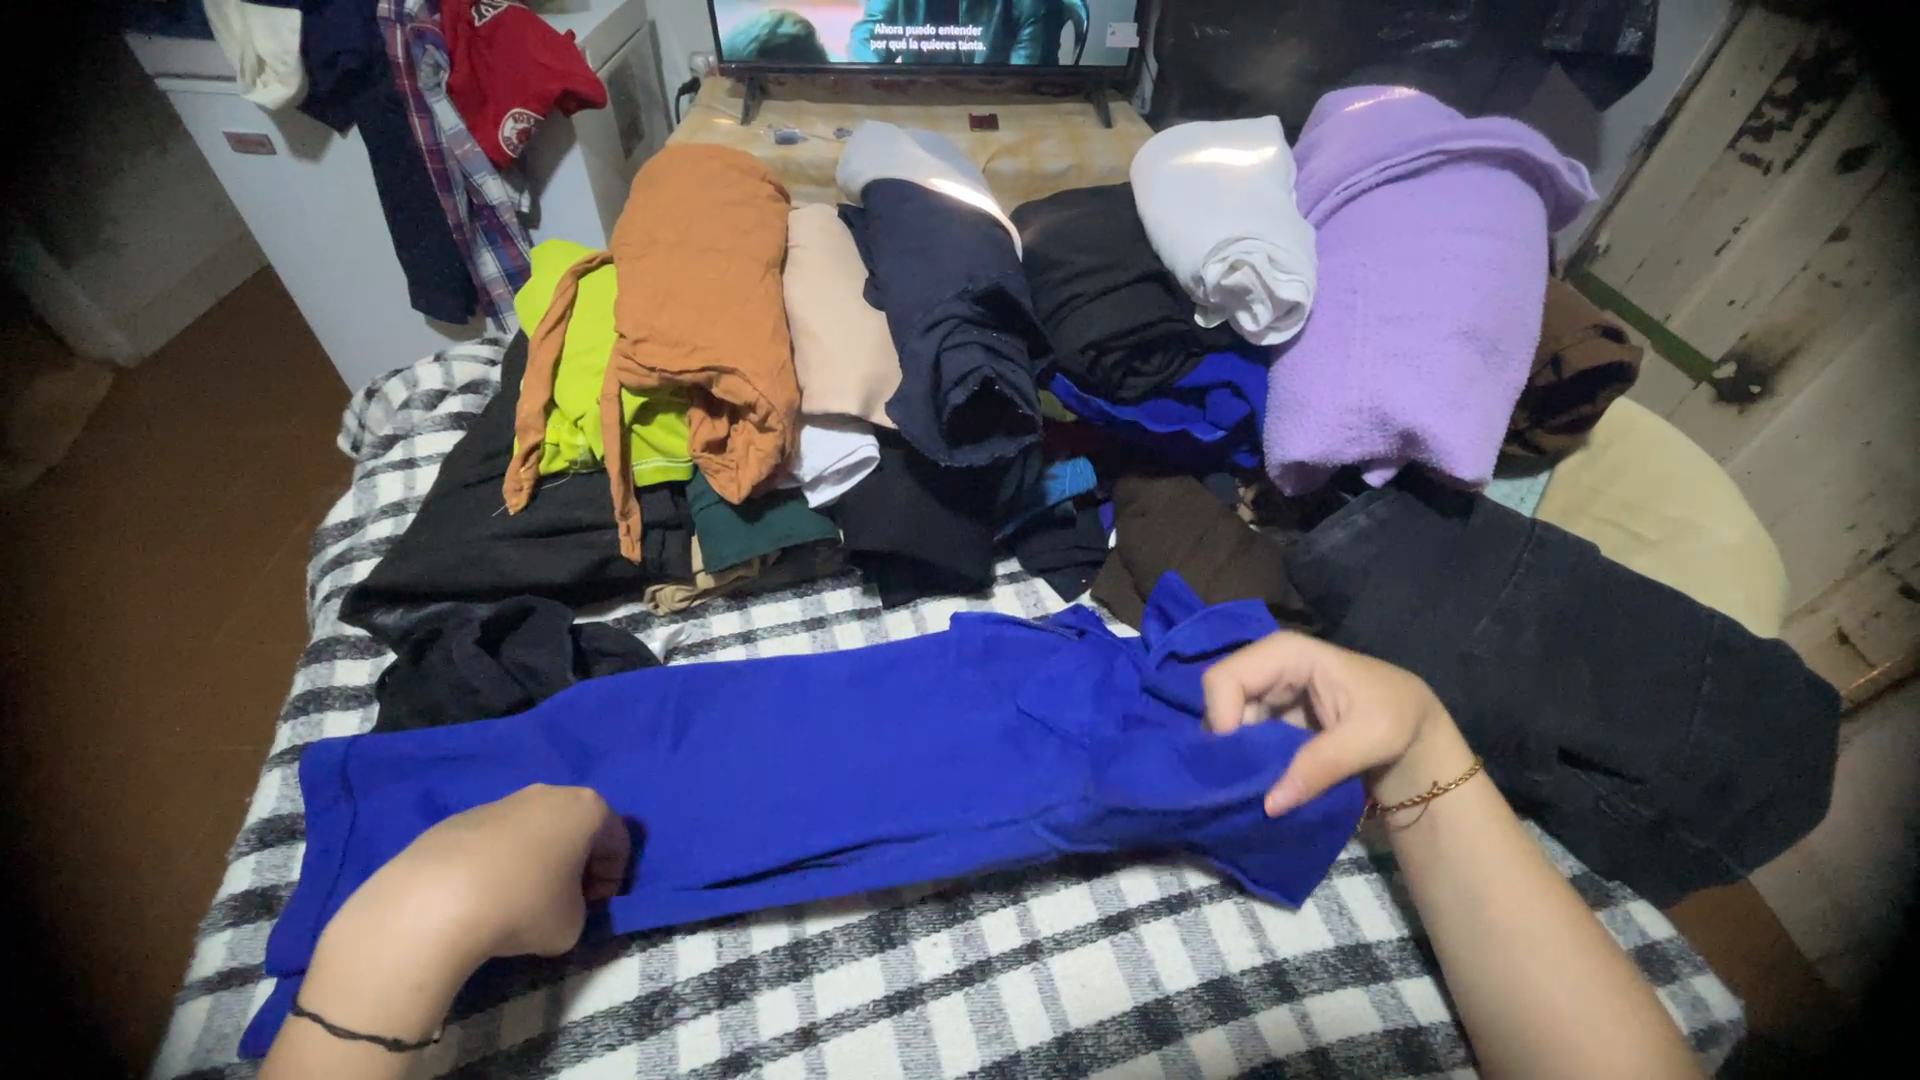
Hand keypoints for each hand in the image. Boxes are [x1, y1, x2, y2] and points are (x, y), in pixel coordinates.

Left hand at [347, 783, 632, 961]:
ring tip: (515, 902)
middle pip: (575, 828)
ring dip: (534, 861)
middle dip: (575, 862)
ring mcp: (501, 802)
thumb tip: (558, 907)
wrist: (431, 906)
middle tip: (563, 900)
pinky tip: (478, 899)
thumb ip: (579, 909)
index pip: (617, 840)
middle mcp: (549, 794)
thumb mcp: (572, 925)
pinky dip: (495, 865)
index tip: (596, 905)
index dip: (613, 876)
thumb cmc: (522, 907)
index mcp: (588, 808)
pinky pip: (492, 842)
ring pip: (532, 831)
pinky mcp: (457, 820)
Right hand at [1201, 633, 1471, 815]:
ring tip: (1252, 787)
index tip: (1238, 764)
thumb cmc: (1399, 719)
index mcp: (1284, 653)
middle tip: (1241, 781)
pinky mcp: (1266, 719)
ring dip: (1234, 756)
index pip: (1223, 678)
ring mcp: (1263, 693)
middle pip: (1216, 700)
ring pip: (1223, 722)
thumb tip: (1269, 804)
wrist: (1415, 734)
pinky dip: (1244, 763)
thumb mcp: (1371, 738)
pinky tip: (1258, 783)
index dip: (1221, 718)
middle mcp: (1264, 667)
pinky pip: (1238, 738)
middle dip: (1225, 742)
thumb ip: (1321, 764)